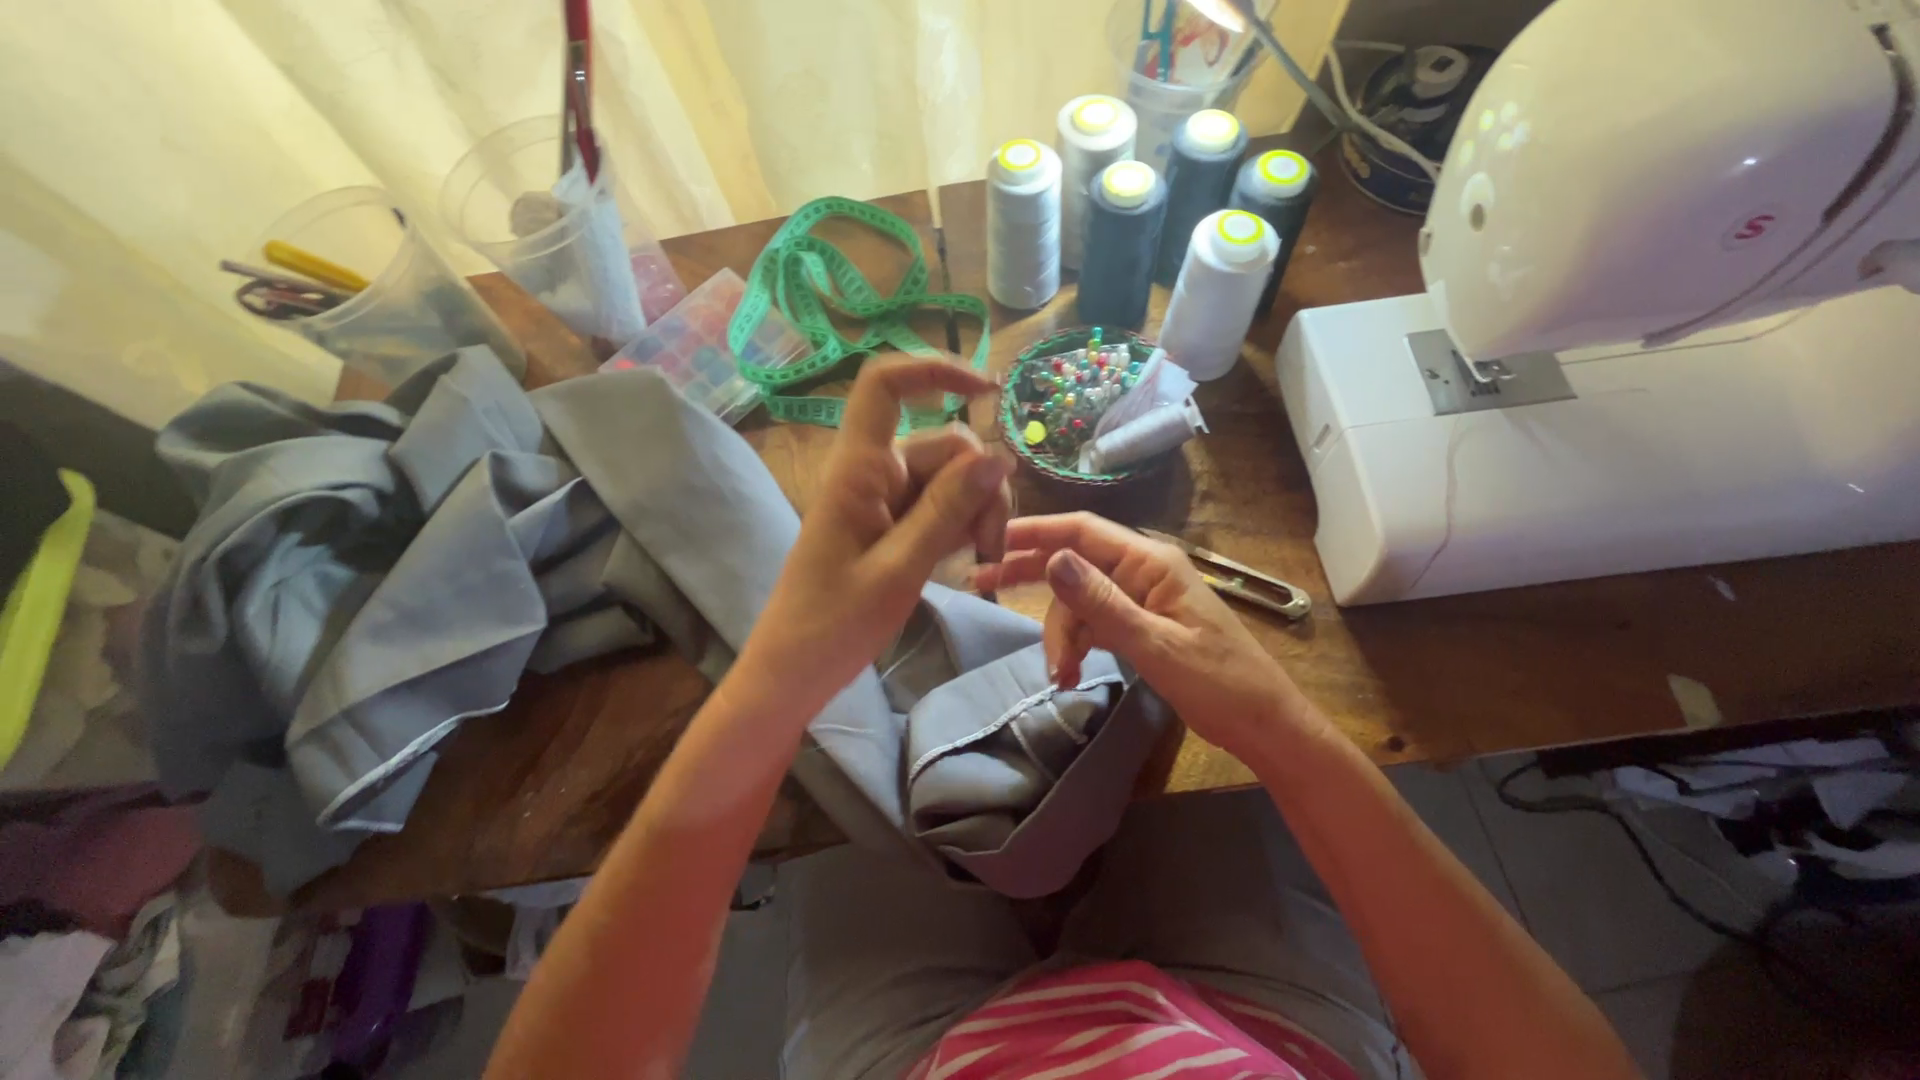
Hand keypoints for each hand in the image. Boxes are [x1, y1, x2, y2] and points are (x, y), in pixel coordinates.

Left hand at [733, 358, 1012, 718]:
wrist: (795, 672)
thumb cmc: (835, 623)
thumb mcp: (901, 568)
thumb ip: (949, 510)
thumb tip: (999, 456)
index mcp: (859, 470)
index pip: (886, 386)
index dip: (935, 370)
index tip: (988, 390)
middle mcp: (872, 473)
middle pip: (944, 446)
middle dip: (980, 485)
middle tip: (990, 545)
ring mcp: (882, 500)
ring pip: (949, 479)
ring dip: (975, 509)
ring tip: (977, 559)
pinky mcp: (890, 525)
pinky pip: (938, 506)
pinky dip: (959, 525)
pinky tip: (961, 560)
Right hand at [974, 512, 1325, 759]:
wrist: (1262, 722)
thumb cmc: (1219, 682)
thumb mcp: (1156, 645)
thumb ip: (1102, 603)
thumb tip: (1052, 559)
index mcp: (1150, 563)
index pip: (1082, 531)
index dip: (1034, 531)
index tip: (989, 540)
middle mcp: (1142, 570)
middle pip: (1074, 563)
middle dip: (1032, 579)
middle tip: (983, 588)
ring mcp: (1141, 597)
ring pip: (1080, 600)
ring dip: (1062, 633)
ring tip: (1059, 674)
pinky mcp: (1140, 623)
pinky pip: (1095, 622)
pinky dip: (1079, 645)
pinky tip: (1071, 673)